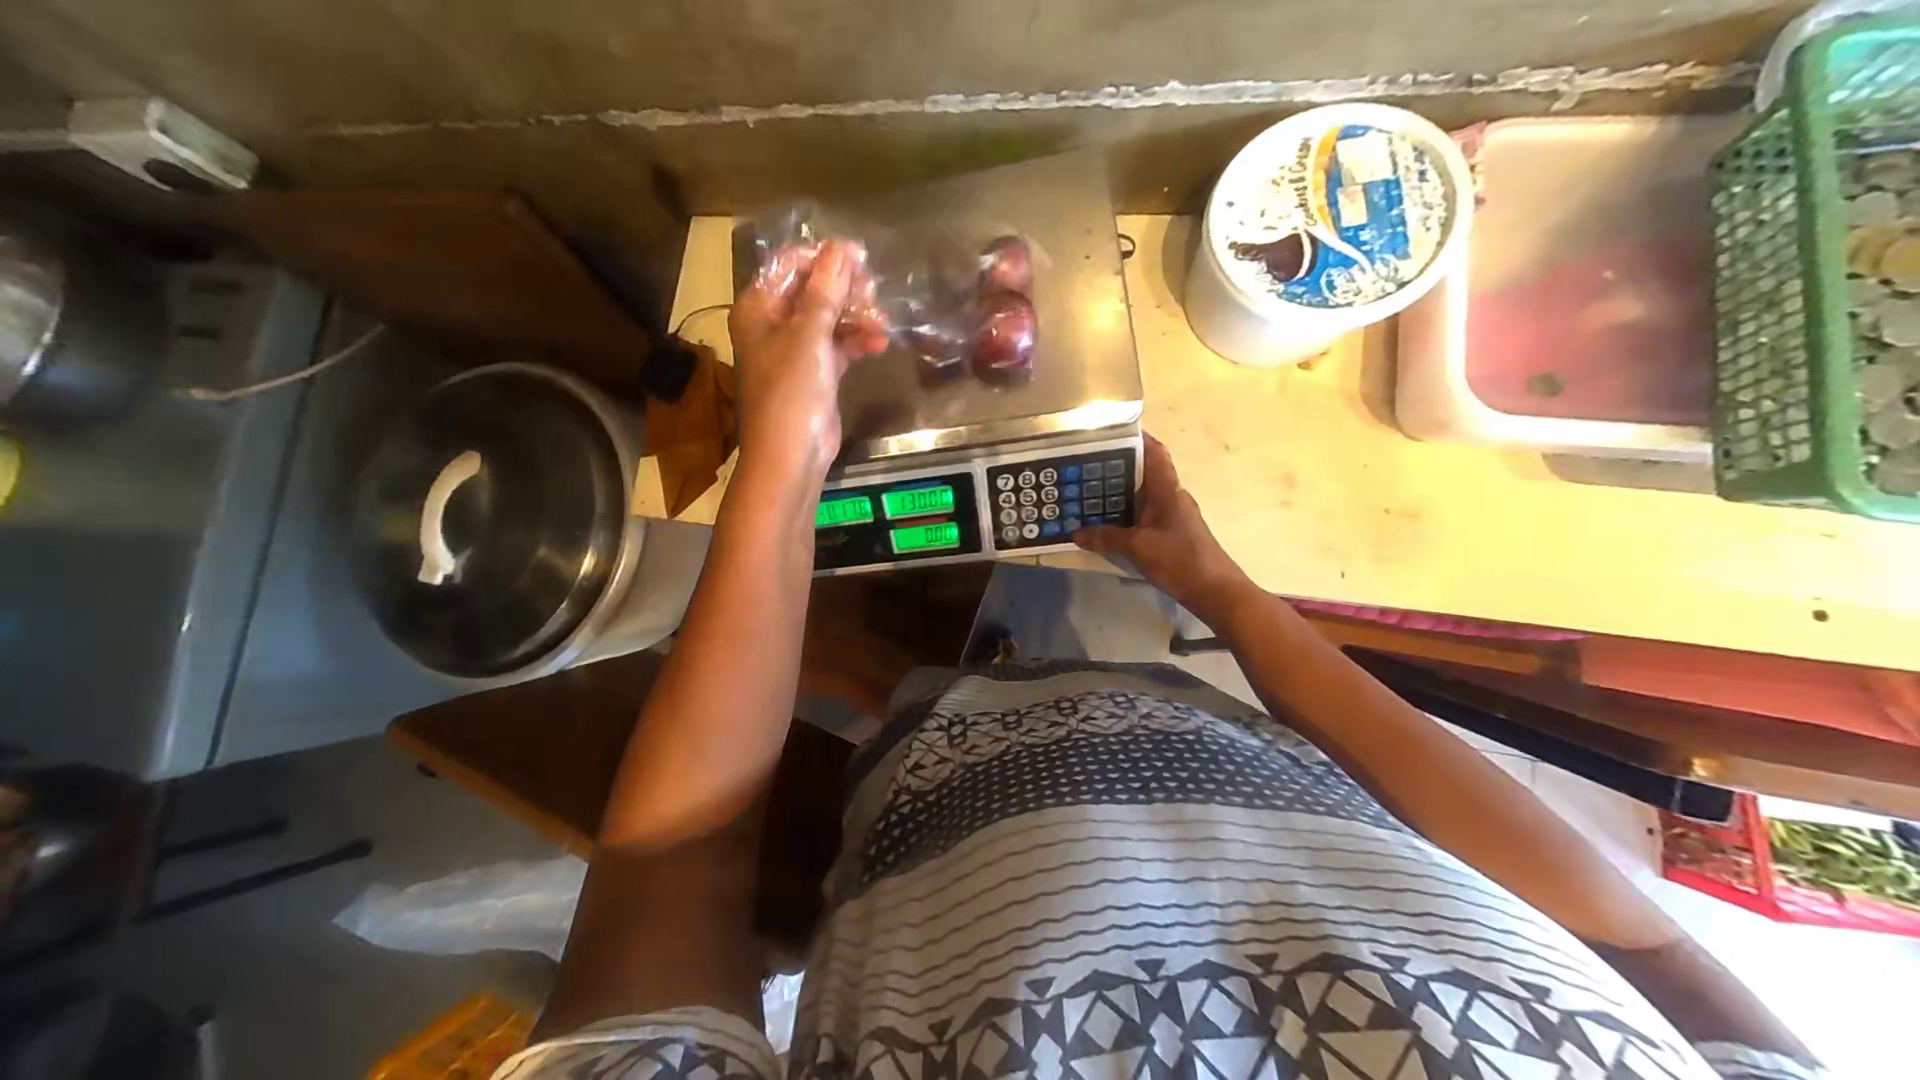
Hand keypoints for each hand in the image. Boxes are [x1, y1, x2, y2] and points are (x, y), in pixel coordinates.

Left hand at [728, 238, 889, 476]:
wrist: (790, 456)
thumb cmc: (791, 391)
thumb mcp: (809, 334)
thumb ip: (826, 290)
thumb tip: (844, 247)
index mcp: (758, 307)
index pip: (789, 265)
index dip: (823, 257)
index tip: (860, 258)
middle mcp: (773, 324)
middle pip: (812, 290)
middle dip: (845, 289)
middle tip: (874, 293)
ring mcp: (795, 350)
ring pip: (829, 318)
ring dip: (856, 317)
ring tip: (882, 324)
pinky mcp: (816, 373)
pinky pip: (838, 346)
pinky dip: (856, 342)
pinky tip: (879, 343)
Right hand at [1073, 434, 1253, 616]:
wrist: (1215, 592)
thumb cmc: (1180, 560)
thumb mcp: (1138, 547)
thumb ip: (1106, 538)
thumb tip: (1076, 532)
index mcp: (1167, 490)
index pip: (1154, 452)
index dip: (1136, 438)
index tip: (1110, 432)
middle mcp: (1170, 497)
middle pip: (1143, 473)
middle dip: (1116, 467)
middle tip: (1084, 464)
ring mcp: (1171, 516)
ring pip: (1141, 496)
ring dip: (1118, 493)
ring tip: (1086, 491)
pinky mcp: (1170, 534)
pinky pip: (1142, 516)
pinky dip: (1124, 515)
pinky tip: (1104, 523)